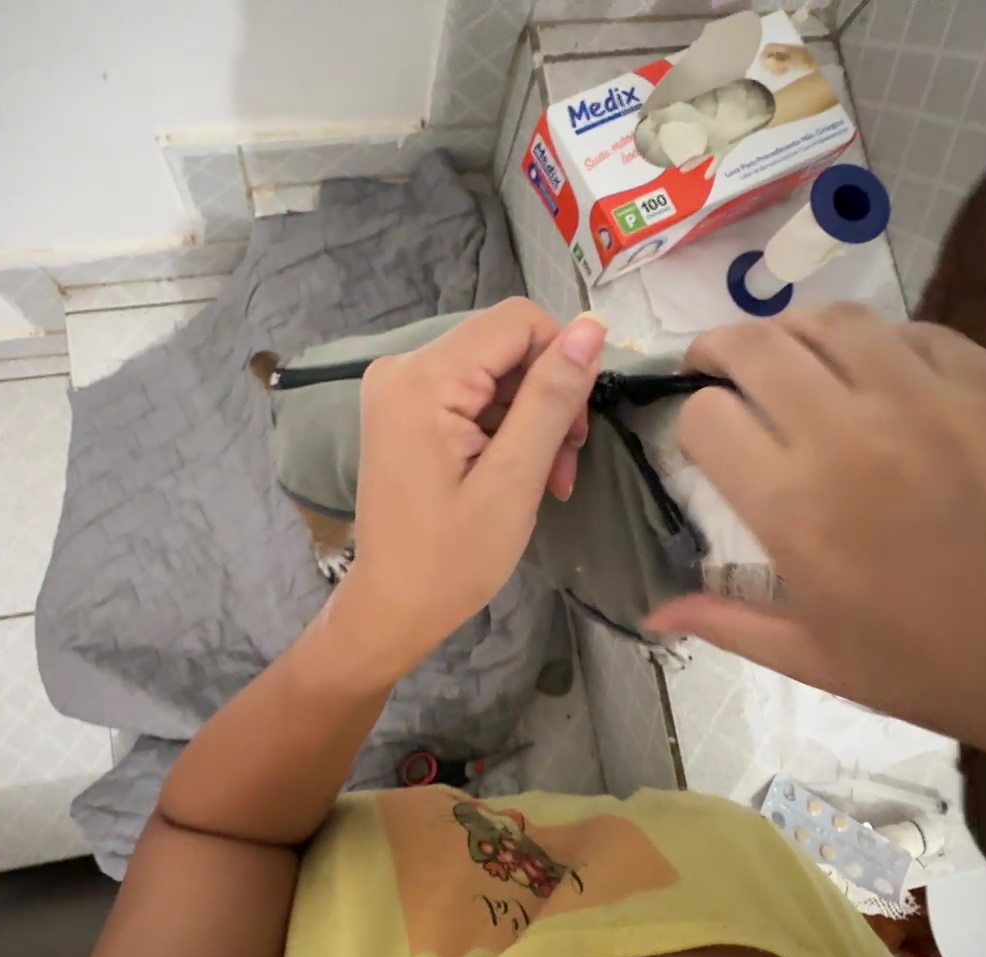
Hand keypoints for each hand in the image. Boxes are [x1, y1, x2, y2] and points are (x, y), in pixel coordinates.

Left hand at [318, 299, 606, 683]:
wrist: (394, 605)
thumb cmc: (453, 558)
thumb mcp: (513, 479)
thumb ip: (551, 398)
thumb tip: (592, 327)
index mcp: (423, 379)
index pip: (517, 322)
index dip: (562, 360)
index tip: (575, 426)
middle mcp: (402, 368)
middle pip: (505, 347)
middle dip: (547, 399)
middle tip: (564, 466)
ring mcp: (399, 389)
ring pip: (494, 373)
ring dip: (531, 421)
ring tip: (548, 480)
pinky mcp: (404, 410)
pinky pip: (470, 396)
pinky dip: (504, 429)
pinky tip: (519, 474)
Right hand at [644, 304, 985, 753]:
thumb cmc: (945, 670)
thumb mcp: (818, 660)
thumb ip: (726, 621)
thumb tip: (652, 614)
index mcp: (796, 506)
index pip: (707, 416)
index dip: (691, 423)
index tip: (702, 445)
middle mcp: (849, 433)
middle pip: (755, 347)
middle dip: (717, 350)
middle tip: (713, 368)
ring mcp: (926, 398)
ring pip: (829, 320)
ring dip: (788, 331)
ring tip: (785, 358)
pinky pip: (909, 330)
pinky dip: (871, 339)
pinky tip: (871, 371)